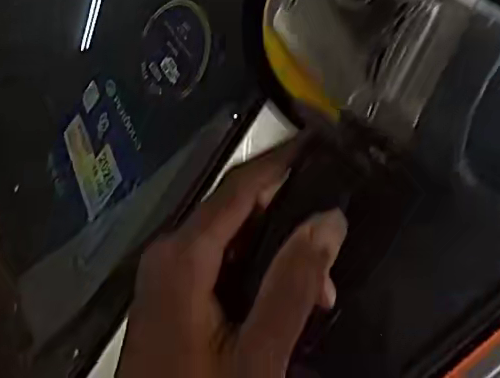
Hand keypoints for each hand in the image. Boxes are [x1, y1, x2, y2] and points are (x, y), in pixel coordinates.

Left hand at [119, 144, 346, 377]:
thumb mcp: (258, 357)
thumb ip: (293, 285)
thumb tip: (329, 220)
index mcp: (183, 253)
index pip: (240, 187)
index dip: (280, 162)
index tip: (318, 143)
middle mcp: (168, 251)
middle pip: (233, 211)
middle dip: (285, 213)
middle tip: (335, 228)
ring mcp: (164, 275)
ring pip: (227, 240)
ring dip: (274, 250)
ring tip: (322, 282)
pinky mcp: (169, 300)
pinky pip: (216, 266)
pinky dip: (253, 273)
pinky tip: (285, 302)